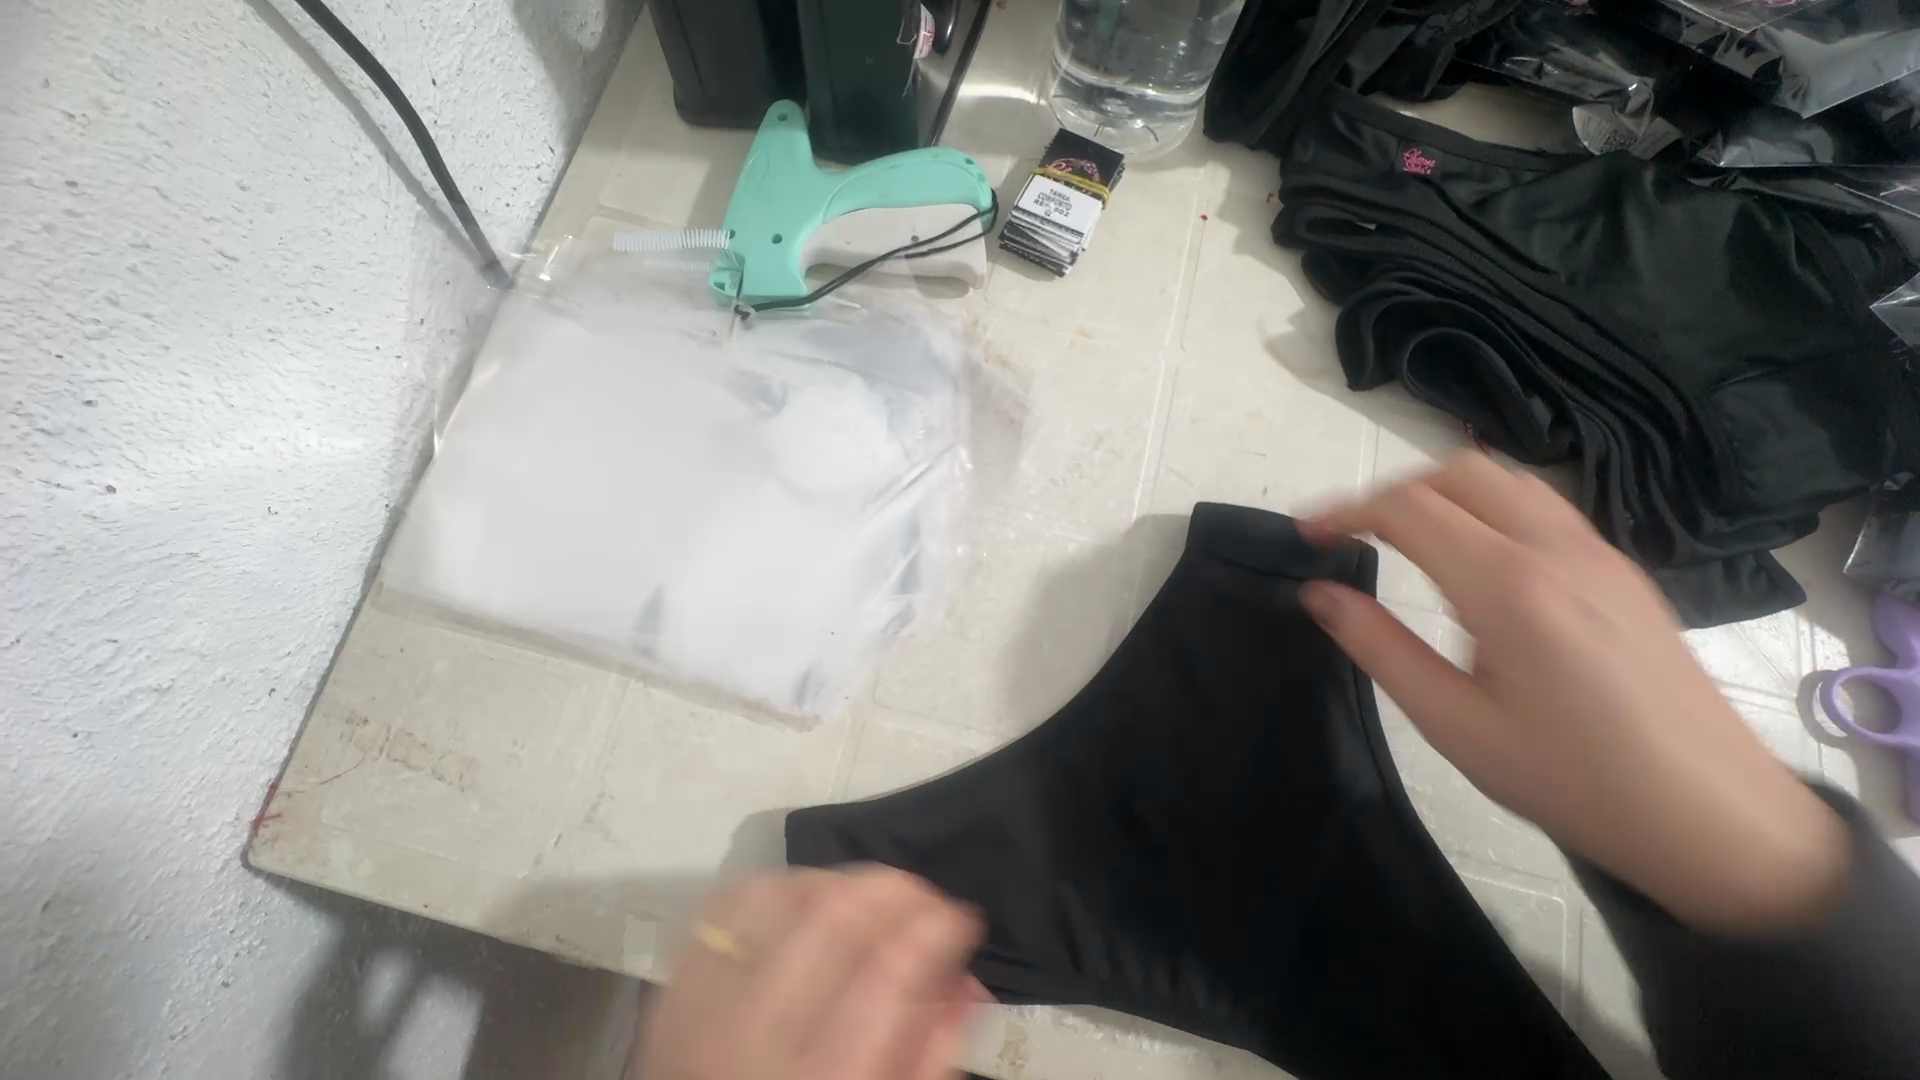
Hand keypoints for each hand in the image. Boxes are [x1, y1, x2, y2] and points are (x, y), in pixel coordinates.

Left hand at [633, 866, 987, 1079]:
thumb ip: (931, 1054)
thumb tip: (968, 977)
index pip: (889, 972)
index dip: (938, 929)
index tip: (962, 918)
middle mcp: (754, 1037)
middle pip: (835, 919)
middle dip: (897, 890)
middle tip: (926, 898)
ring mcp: (704, 1004)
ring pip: (783, 896)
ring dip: (842, 881)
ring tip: (874, 900)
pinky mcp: (677, 985)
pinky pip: (733, 902)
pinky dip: (783, 884)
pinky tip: (812, 897)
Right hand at [1301, 452, 1847, 934]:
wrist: (1716, 821)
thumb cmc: (1569, 779)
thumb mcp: (1452, 723)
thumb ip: (1378, 647)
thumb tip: (1318, 593)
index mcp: (1509, 587)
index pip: (1407, 509)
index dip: (1344, 511)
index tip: (1306, 536)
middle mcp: (1557, 551)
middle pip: (1457, 473)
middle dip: (1390, 492)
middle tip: (1351, 535)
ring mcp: (1599, 555)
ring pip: (1505, 479)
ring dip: (1441, 491)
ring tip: (1402, 535)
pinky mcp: (1621, 572)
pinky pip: (1542, 505)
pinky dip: (1486, 505)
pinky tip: (1472, 555)